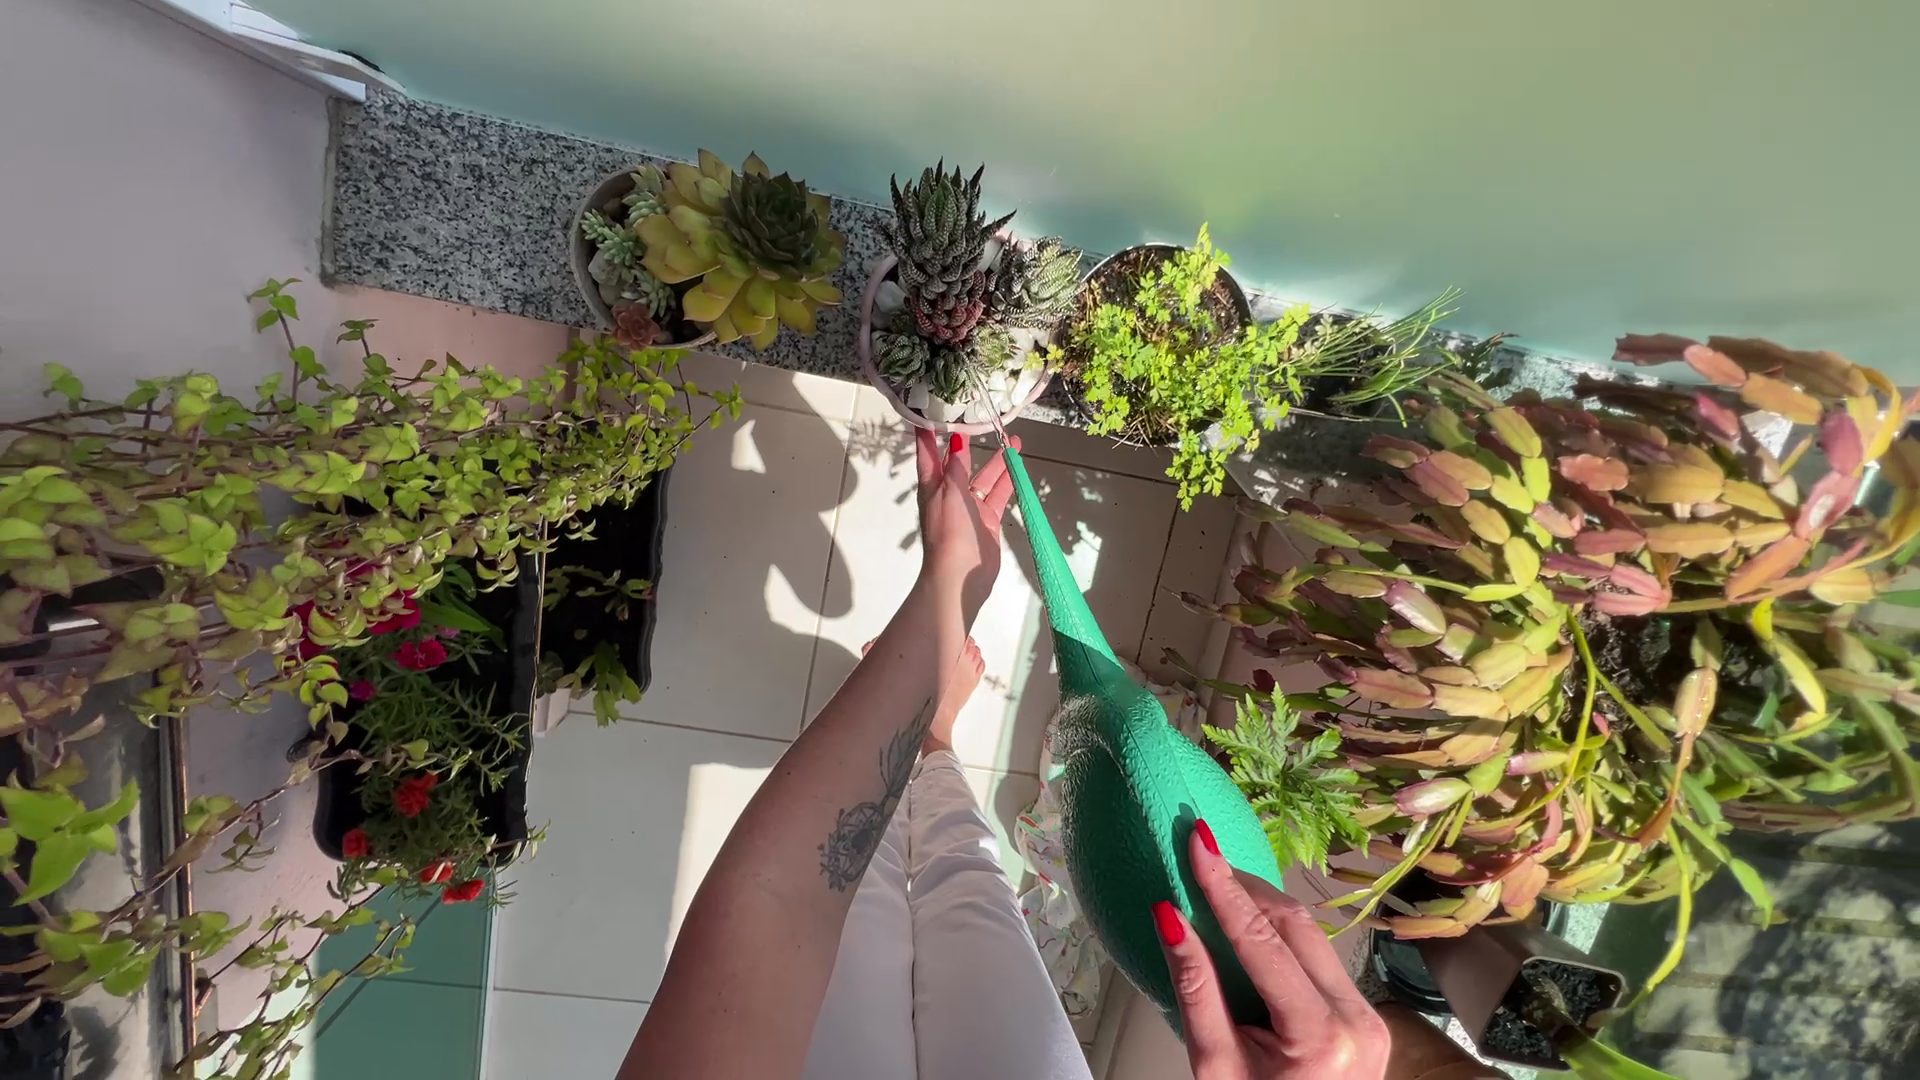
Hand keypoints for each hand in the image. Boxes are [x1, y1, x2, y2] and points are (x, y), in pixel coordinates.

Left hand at [915, 430, 1015, 623]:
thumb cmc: (949, 530)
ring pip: (984, 477)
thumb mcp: (950, 492)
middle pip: (959, 463)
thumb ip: (956, 466)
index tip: (929, 411)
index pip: (928, 453)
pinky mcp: (988, 520)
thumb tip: (957, 440)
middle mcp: (949, 493)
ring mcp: (970, 507)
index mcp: (932, 485)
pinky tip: (1019, 466)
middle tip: (982, 419)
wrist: (961, 573)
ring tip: (1014, 440)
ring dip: (997, 461)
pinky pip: (999, 495)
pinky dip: (1008, 481)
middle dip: (969, 443)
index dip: (928, 433)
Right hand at [1153, 822, 1389, 1079]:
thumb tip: (1168, 915)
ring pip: (1308, 930)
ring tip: (1216, 884)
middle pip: (1292, 923)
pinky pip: (1315, 951)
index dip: (1223, 884)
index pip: (1261, 938)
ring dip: (1259, 902)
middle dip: (1241, 886)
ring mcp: (1367, 1015)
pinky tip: (1245, 921)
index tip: (1197, 840)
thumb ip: (1194, 987)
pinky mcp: (1363, 1012)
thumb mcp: (1213, 1063)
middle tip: (1200, 858)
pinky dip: (1276, 928)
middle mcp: (1357, 1018)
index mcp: (1321, 1036)